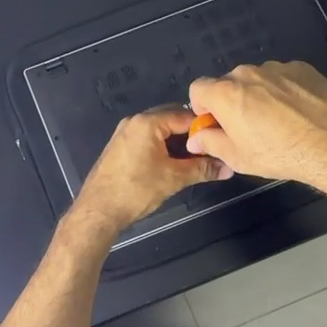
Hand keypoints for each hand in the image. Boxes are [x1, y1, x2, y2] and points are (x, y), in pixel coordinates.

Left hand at [71, 108, 227, 231]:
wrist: (98, 211)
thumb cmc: (136, 190)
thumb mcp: (173, 179)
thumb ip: (202, 169)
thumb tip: (228, 168)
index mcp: (147, 122)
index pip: (185, 115)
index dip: (205, 126)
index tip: (221, 137)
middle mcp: (134, 122)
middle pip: (171, 119)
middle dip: (191, 133)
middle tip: (211, 147)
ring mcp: (124, 134)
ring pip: (159, 130)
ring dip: (177, 141)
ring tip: (196, 157)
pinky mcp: (120, 147)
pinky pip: (147, 139)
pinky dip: (163, 146)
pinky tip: (174, 162)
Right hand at [186, 61, 326, 187]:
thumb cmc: (279, 154)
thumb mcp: (237, 158)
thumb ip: (210, 143)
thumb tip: (196, 138)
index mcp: (226, 93)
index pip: (198, 88)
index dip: (202, 107)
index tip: (215, 124)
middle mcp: (248, 73)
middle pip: (228, 83)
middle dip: (231, 102)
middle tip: (247, 127)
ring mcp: (277, 67)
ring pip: (256, 79)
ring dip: (258, 95)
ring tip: (278, 121)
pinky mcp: (302, 68)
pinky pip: (282, 77)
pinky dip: (283, 91)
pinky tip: (297, 112)